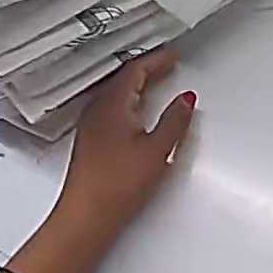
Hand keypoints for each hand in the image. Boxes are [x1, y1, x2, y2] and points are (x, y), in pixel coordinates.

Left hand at [53, 49, 196, 245]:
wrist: (87, 217)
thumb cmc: (116, 186)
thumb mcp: (158, 149)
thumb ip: (175, 120)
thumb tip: (185, 100)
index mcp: (112, 106)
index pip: (135, 70)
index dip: (157, 59)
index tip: (173, 55)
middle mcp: (97, 112)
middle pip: (124, 78)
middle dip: (148, 68)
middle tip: (168, 64)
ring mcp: (92, 126)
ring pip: (116, 93)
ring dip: (138, 84)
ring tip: (158, 82)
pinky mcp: (92, 141)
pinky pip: (111, 107)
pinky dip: (130, 99)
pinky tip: (139, 111)